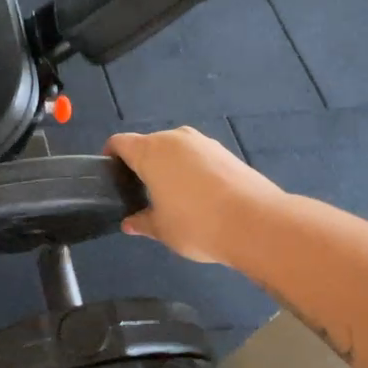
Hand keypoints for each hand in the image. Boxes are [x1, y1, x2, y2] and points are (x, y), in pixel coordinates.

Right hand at [105, 127, 283, 264]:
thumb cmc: (196, 224)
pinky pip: (198, 157)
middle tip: (141, 193)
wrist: (256, 223)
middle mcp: (175, 139)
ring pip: (176, 150)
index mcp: (150, 152)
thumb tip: (130, 223)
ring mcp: (204, 143)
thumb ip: (142, 222)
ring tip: (172, 196)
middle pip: (149, 144)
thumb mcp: (161, 229)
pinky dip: (192, 171)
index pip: (120, 143)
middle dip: (142, 164)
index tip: (111, 176)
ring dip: (169, 167)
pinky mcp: (226, 152)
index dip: (111, 156)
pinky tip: (199, 197)